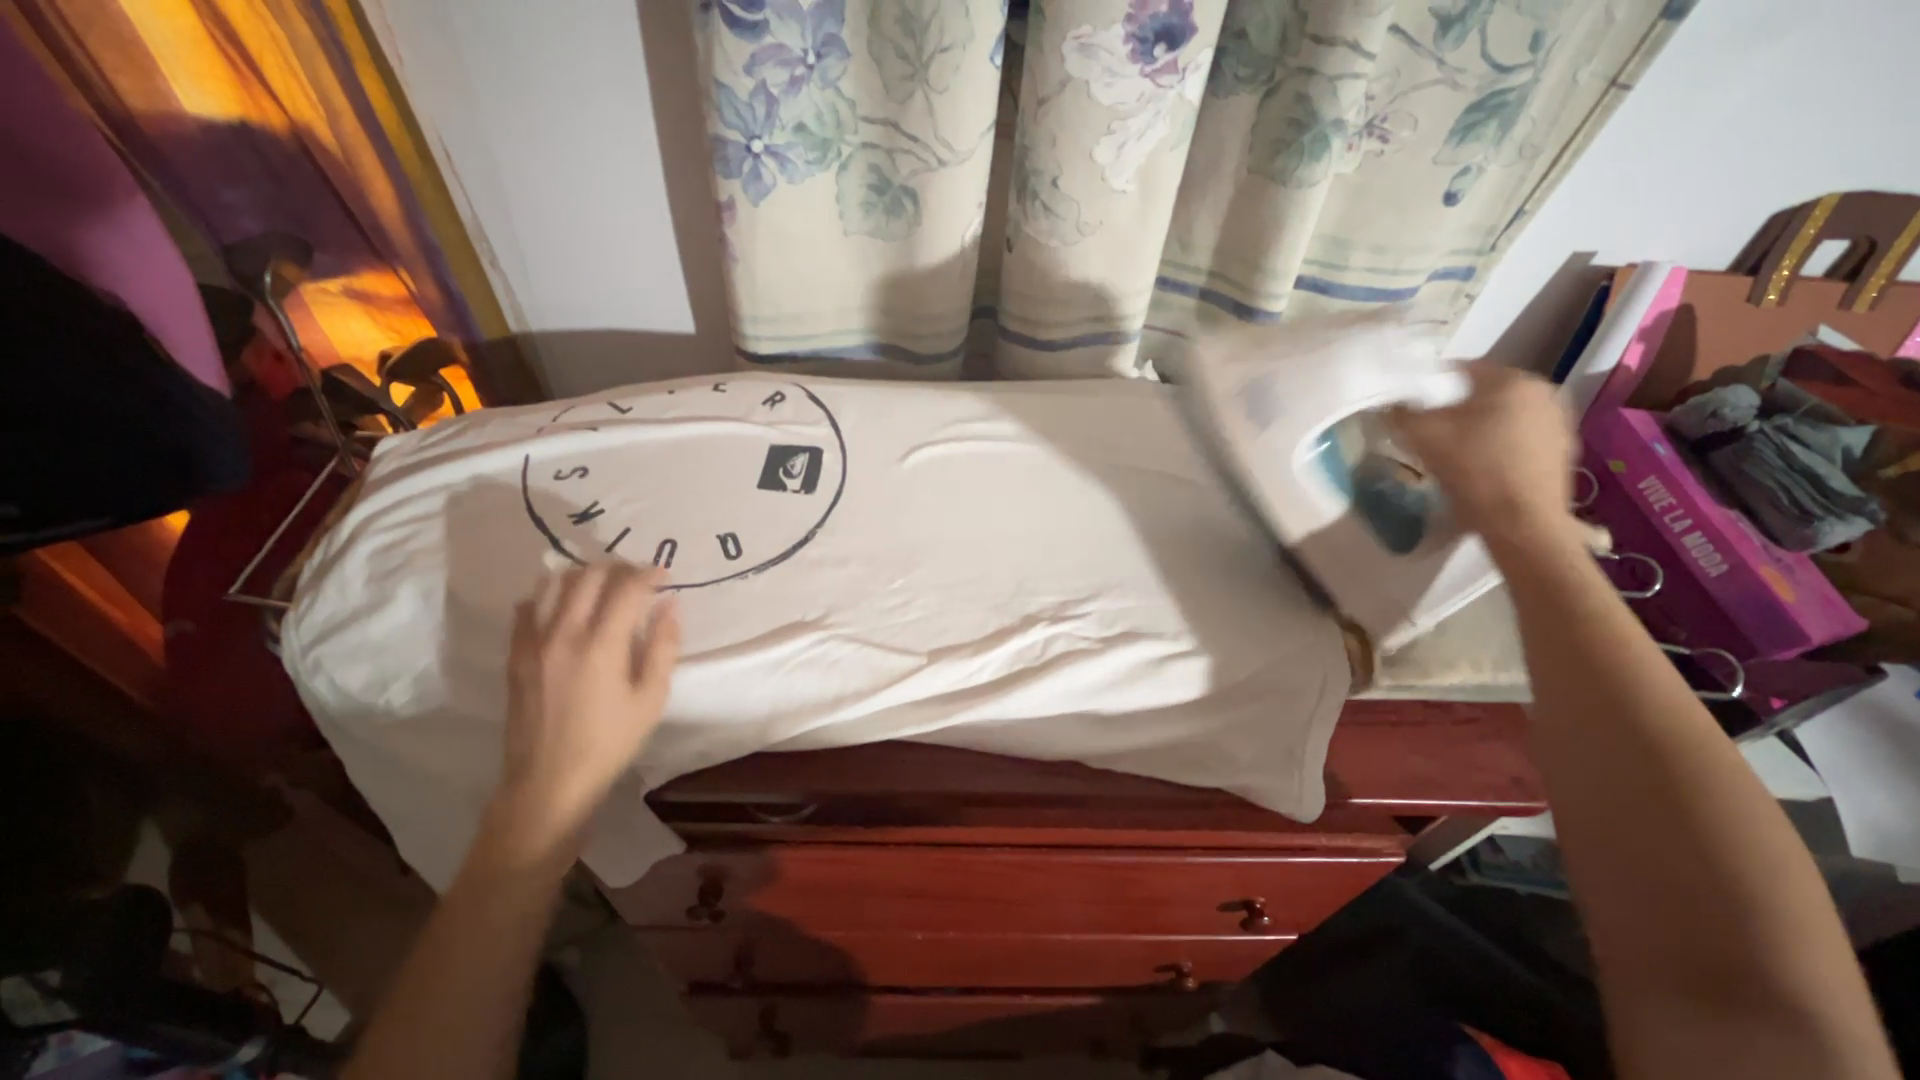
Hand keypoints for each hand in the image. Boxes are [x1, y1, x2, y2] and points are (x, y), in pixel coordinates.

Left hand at [497, 563, 680, 843]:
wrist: (548, 781)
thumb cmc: (609, 743)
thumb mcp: (651, 699)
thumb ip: (662, 647)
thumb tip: (670, 606)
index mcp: (602, 644)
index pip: (627, 587)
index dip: (649, 574)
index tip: (663, 575)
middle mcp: (564, 632)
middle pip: (589, 576)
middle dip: (618, 568)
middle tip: (636, 577)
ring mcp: (534, 641)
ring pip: (554, 583)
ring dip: (582, 576)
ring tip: (601, 586)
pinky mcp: (516, 654)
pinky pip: (527, 607)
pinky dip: (548, 596)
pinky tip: (563, 607)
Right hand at [1388, 363, 1580, 552]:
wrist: (1522, 524)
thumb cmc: (1474, 471)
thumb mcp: (1423, 438)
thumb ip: (1400, 412)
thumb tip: (1390, 403)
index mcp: (1512, 379)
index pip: (1459, 371)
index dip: (1429, 389)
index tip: (1412, 411)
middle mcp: (1543, 391)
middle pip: (1483, 394)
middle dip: (1455, 410)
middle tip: (1431, 435)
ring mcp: (1560, 422)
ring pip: (1503, 417)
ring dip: (1478, 428)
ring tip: (1455, 454)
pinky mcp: (1564, 451)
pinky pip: (1520, 439)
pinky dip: (1499, 447)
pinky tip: (1482, 469)